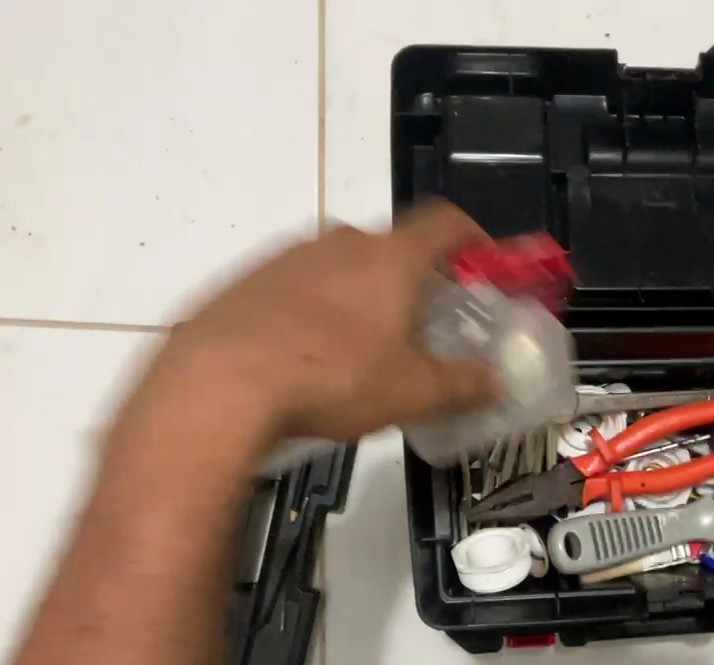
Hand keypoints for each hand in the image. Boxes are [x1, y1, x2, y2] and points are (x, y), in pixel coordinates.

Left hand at [119, 202, 500, 456]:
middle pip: (393, 249)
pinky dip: (321, 313)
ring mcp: (288, 257)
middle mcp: (340, 242)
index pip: (445, 223)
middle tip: (427, 325)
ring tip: (369, 349)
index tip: (484, 263)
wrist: (219, 384)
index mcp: (390, 257)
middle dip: (417, 282)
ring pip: (345, 269)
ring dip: (366, 298)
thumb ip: (462, 384)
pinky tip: (315, 358)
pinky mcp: (248, 281)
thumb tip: (494, 382)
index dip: (473, 238)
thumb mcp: (412, 392)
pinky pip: (302, 289)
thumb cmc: (333, 377)